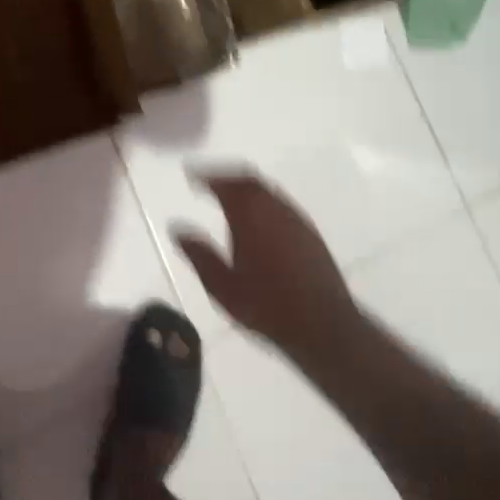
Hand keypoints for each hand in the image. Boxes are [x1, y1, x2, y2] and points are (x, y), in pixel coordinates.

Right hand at [174, 170, 360, 355]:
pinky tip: (261, 221)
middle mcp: (274, 209)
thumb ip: (199, 255)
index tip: (191, 174)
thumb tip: (177, 228)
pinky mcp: (311, 233)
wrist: (323, 325)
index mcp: (249, 216)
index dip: (206, 176)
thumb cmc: (266, 307)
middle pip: (249, 180)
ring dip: (248, 189)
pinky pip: (282, 205)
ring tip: (232, 199)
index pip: (225, 184)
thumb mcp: (222, 287)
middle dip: (227, 177)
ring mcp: (296, 219)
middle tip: (211, 182)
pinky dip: (265, 202)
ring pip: (268, 191)